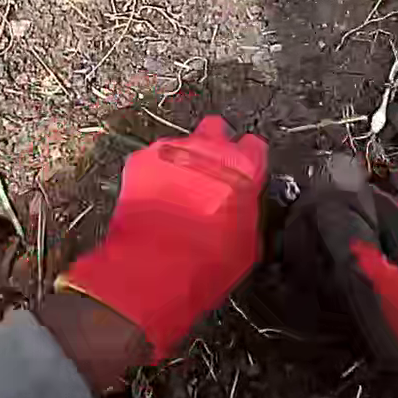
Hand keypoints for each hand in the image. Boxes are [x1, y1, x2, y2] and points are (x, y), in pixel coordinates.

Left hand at [56, 116, 268, 360]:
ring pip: (182, 144)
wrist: (154, 267)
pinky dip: (154, 174)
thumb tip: (244, 211)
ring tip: (177, 195)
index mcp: (243, 166)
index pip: (254, 146)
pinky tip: (155, 199)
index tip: (243, 172)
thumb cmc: (203, 261)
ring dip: (182, 164)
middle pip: (216, 130)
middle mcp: (210, 149)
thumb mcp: (247, 243)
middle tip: (210, 174)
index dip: (248, 160)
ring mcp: (174, 150)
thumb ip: (248, 212)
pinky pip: (152, 159)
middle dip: (214, 147)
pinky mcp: (142, 159)